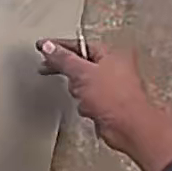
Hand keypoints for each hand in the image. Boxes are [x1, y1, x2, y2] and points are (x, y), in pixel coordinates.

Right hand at [37, 39, 171, 170]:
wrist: (127, 126)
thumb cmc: (115, 98)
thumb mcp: (81, 72)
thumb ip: (62, 59)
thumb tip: (49, 47)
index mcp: (111, 54)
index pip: (79, 45)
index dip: (59, 46)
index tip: (44, 46)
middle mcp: (114, 68)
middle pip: (79, 63)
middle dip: (66, 70)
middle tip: (48, 67)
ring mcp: (111, 86)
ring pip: (82, 83)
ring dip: (77, 90)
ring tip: (80, 94)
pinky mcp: (107, 102)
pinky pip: (86, 99)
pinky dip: (84, 103)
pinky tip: (89, 107)